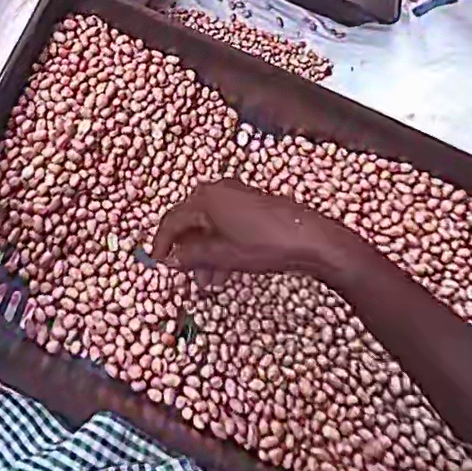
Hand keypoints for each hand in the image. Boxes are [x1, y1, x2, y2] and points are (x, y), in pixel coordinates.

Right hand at [150, 179, 366, 280]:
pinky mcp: (252, 204)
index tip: (157, 261)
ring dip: (205, 251)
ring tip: (208, 280)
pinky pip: (225, 223)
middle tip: (184, 274)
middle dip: (187, 250)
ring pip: (209, 225)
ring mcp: (236, 195)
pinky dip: (220, 244)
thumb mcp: (223, 255)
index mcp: (205, 198)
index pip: (172, 220)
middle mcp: (218, 190)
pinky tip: (225, 268)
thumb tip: (171, 260)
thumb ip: (192, 256)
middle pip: (190, 221)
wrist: (313, 241)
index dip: (162, 242)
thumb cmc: (266, 244)